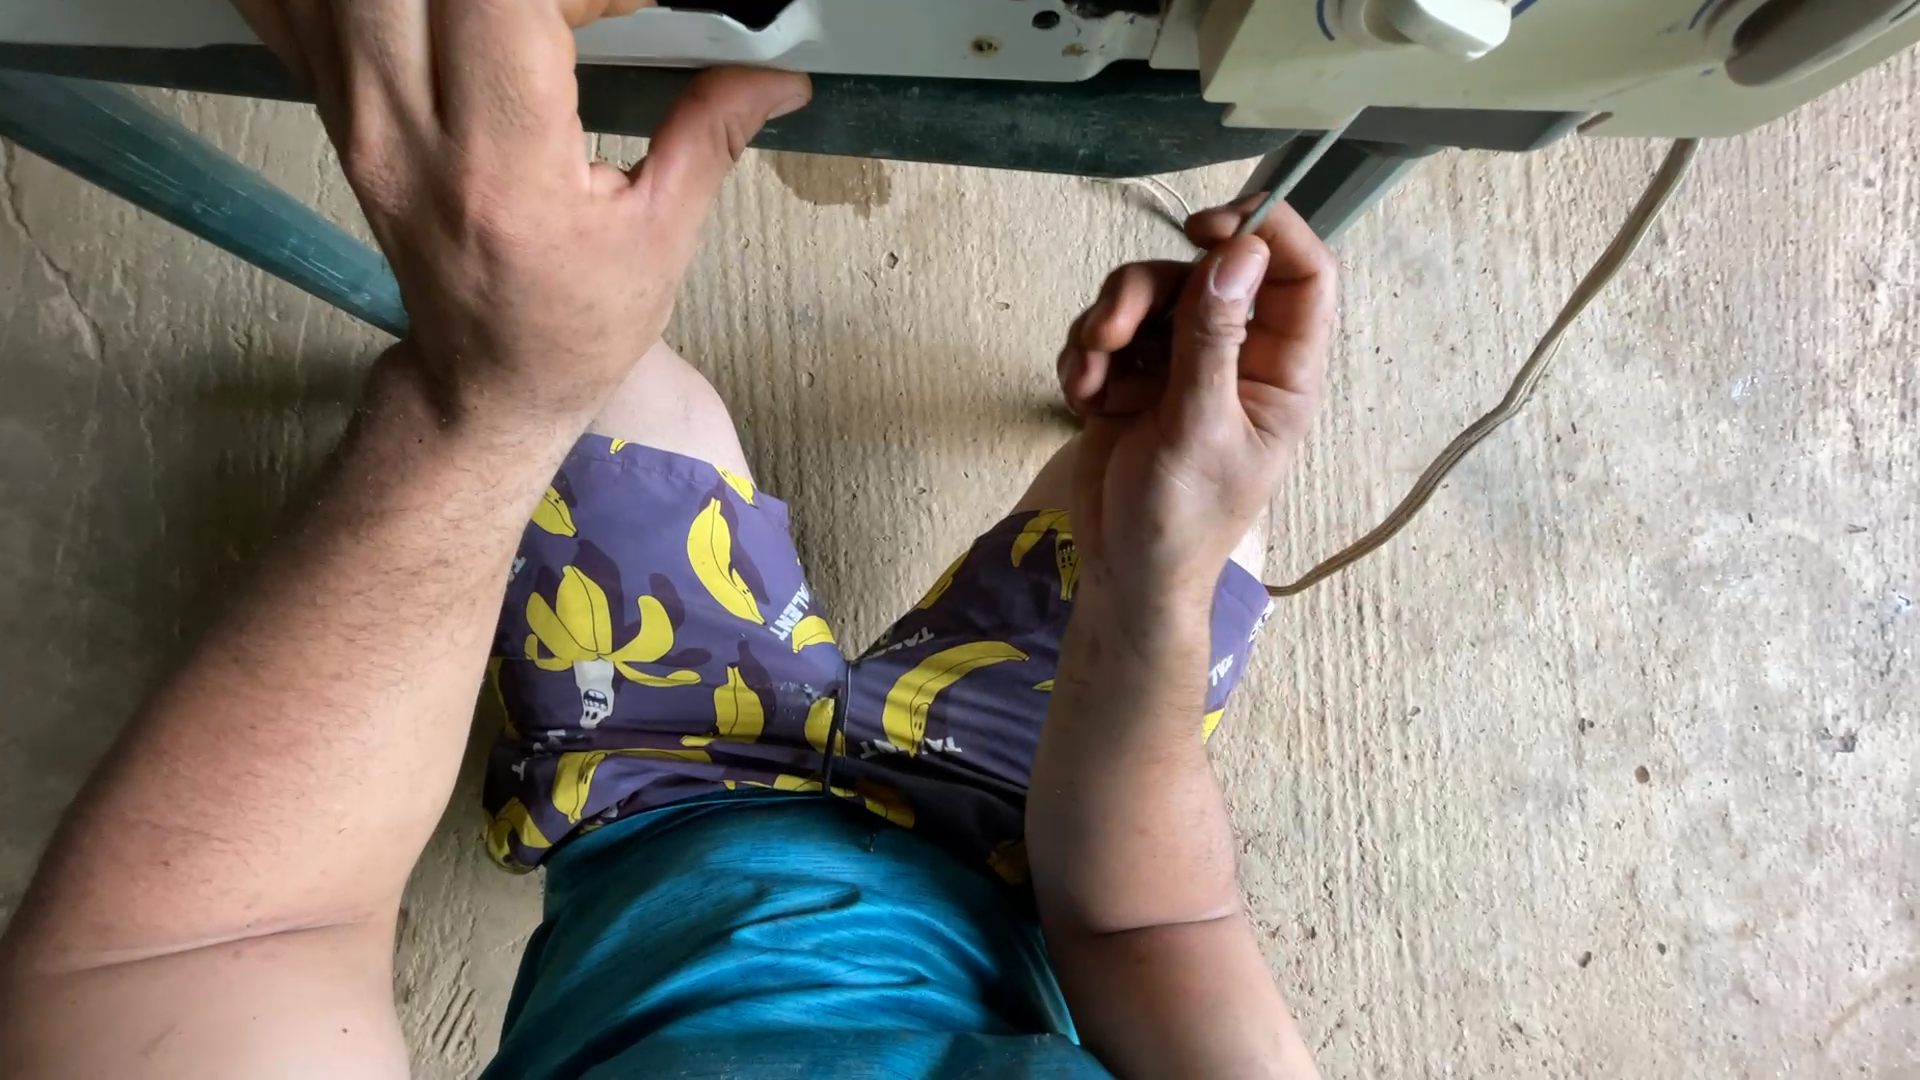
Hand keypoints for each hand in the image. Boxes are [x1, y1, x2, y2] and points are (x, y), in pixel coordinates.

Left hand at [230, 0, 809, 420]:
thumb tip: (779, 74)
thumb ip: (710, 137)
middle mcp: (406, 126)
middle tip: (592, 8)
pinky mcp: (328, 105)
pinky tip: (435, 12)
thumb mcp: (664, 241)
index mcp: (507, 169)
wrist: (492, 378)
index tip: (641, 5)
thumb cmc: (585, 325)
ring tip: (529, 17)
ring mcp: (351, 111)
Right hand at [1057, 197, 1335, 606]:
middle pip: (1198, 278)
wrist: (1122, 571)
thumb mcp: (1197, 431)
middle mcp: (1231, 360)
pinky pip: (1105, 338)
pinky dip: (1083, 359)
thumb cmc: (1180, 521)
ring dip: (1102, 329)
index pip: (1299, 276)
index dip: (1264, 233)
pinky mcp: (1128, 383)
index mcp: (1279, 374)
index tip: (1206, 226)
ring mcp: (1176, 370)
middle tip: (1107, 331)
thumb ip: (1213, 342)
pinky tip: (1078, 398)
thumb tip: (1238, 252)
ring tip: (1085, 377)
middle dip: (1143, 295)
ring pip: (1143, 302)